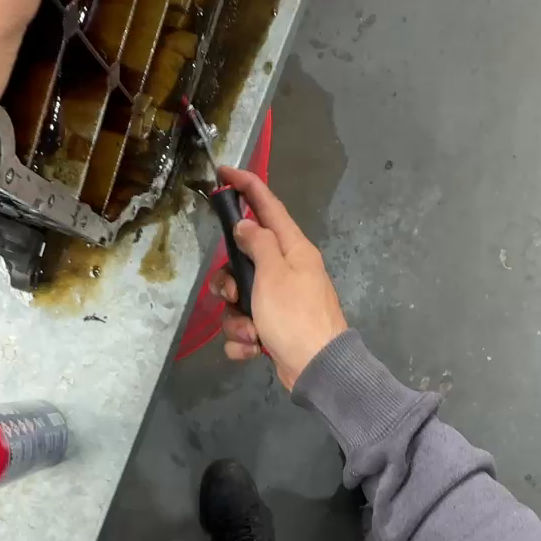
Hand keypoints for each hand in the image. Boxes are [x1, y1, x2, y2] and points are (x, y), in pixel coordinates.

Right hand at [209, 167, 348, 390]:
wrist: (317, 368)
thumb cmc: (295, 316)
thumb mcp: (273, 273)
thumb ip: (257, 244)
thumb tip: (247, 224)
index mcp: (293, 249)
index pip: (267, 206)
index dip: (246, 185)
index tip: (223, 172)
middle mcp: (287, 271)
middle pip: (242, 261)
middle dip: (229, 282)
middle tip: (234, 294)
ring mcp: (280, 302)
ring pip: (239, 300)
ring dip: (236, 320)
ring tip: (252, 334)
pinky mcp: (273, 330)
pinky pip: (245, 328)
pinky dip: (244, 341)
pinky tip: (254, 349)